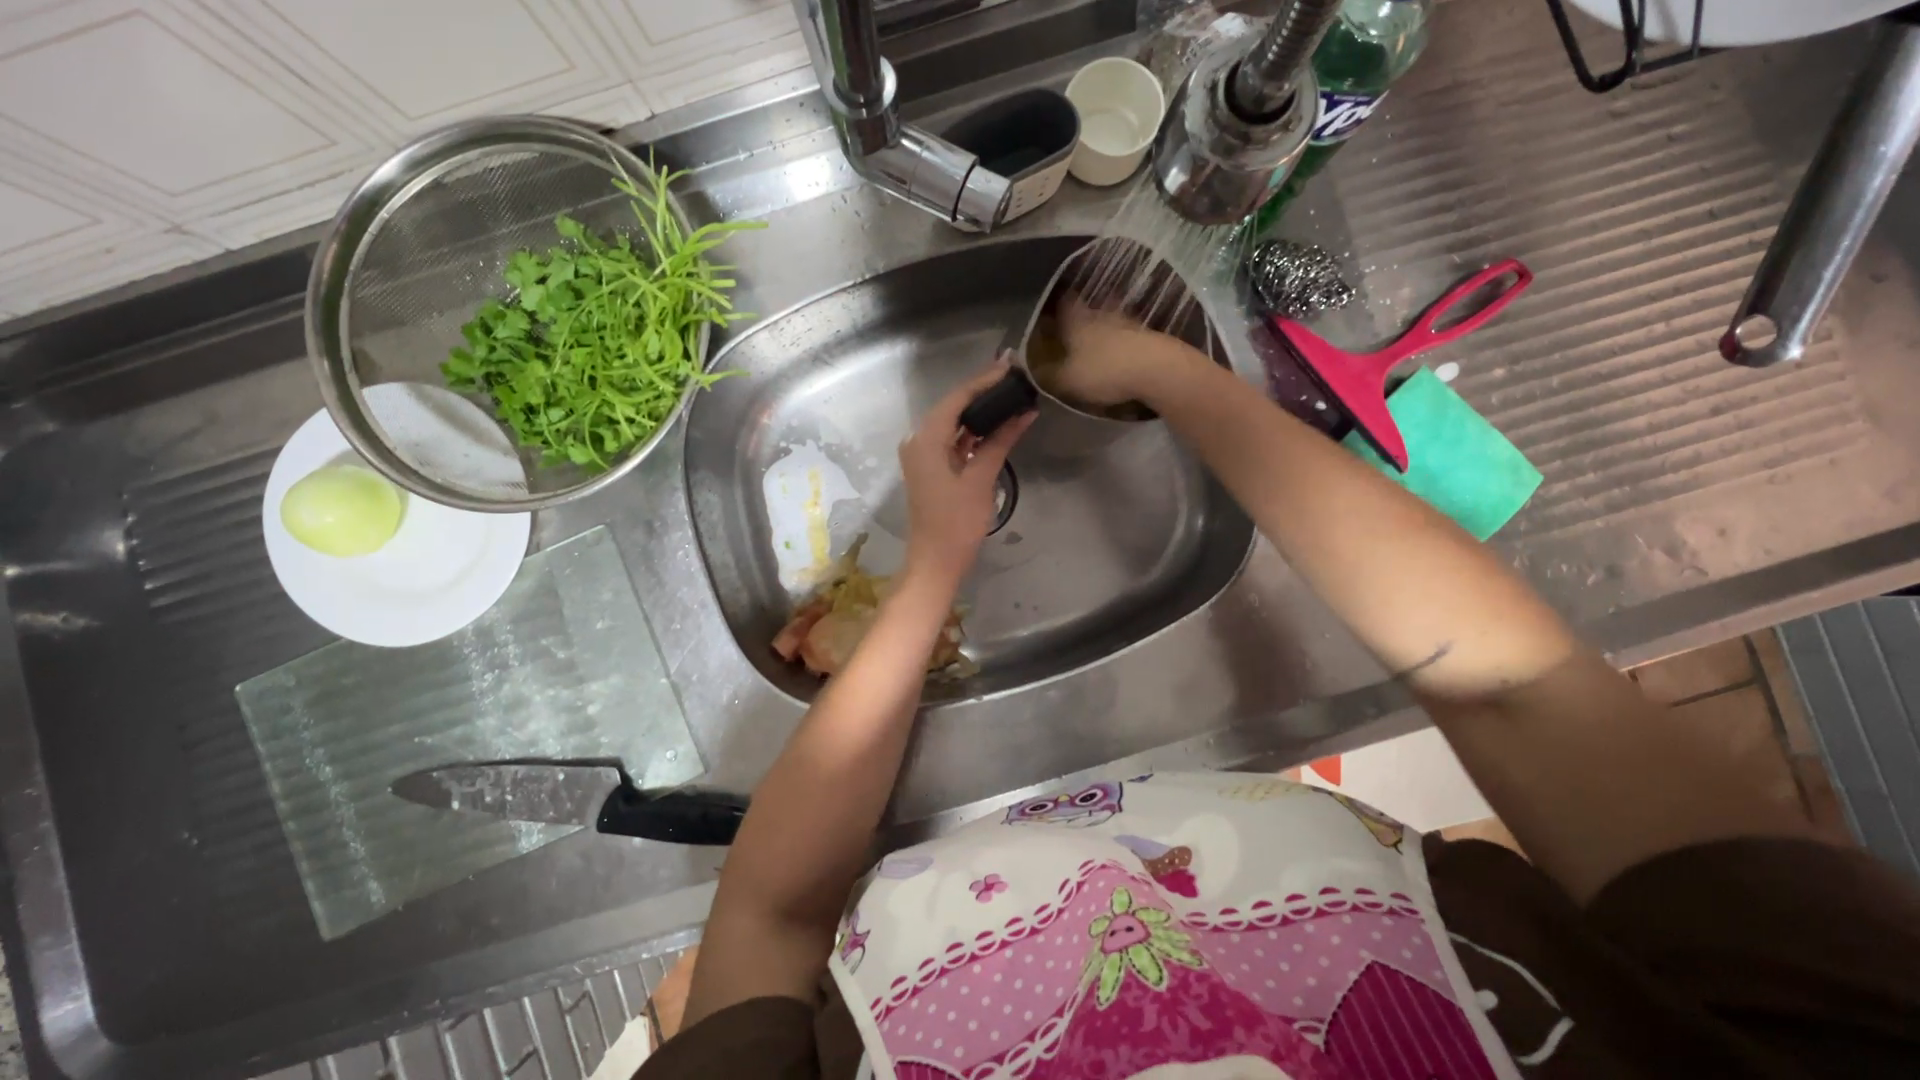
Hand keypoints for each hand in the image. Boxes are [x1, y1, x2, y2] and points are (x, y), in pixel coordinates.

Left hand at [898, 359, 1036, 588]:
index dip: (984, 381)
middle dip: (983, 393)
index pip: (957, 398)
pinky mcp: (930, 470)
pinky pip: (952, 441)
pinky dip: (973, 434)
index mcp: (925, 439)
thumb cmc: (957, 522)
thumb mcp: (981, 479)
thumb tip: (1024, 413)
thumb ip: (1000, 441)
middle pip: (953, 407)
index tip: (1010, 365)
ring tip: (1012, 397)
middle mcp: (918, 441)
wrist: (935, 562)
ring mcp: (922, 456)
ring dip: (980, 414)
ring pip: (953, 424)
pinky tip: (998, 427)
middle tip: (1015, 378)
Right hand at [1052, 294, 1208, 407]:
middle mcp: (1101, 314)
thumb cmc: (1104, 371)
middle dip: (1083, 315)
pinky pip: (1129, 333)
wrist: (1156, 369)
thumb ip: (1049, 374)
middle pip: (1090, 307)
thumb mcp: (1068, 380)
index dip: (1058, 306)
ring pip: (1112, 317)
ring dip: (1107, 325)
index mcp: (1077, 320)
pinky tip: (1122, 350)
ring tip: (1101, 339)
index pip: (1064, 303)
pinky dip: (1124, 339)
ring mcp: (1127, 321)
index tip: (1053, 311)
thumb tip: (1033, 369)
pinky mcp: (1148, 334)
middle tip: (1077, 326)